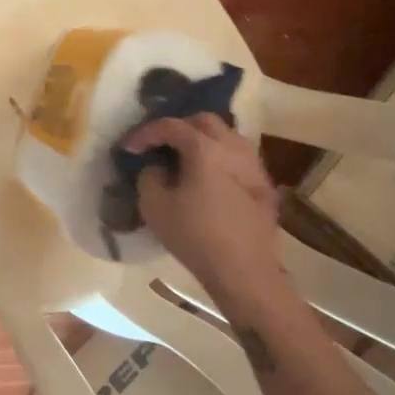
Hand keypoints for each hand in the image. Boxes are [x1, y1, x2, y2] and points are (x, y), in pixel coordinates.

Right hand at [129, 114, 282, 303]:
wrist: (245, 272)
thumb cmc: (195, 236)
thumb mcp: (154, 206)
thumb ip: (148, 177)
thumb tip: (157, 168)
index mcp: (205, 149)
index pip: (171, 126)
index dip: (146, 133)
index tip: (129, 148)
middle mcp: (234, 149)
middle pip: (205, 122)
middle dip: (179, 127)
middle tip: (161, 145)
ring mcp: (254, 167)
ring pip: (228, 137)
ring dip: (204, 140)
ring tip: (187, 158)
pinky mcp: (265, 188)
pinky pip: (240, 159)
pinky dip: (222, 158)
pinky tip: (211, 178)